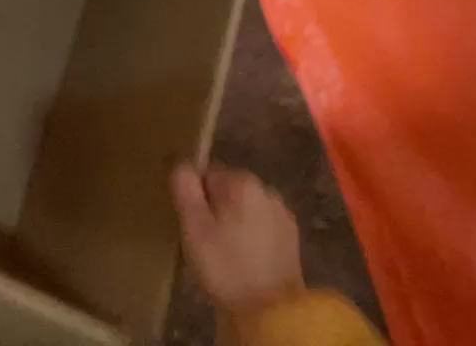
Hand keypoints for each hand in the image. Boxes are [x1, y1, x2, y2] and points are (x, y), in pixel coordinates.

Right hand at [170, 163, 304, 313]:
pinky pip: (261, 223)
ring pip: (244, 207)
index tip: (196, 226)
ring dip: (234, 221)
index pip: (205, 175)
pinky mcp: (292, 236)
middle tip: (209, 241)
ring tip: (228, 253)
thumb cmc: (226, 266)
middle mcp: (265, 189)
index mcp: (240, 181)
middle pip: (226, 189)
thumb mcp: (193, 226)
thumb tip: (182, 164)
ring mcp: (282, 212)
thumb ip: (184, 186)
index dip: (196, 200)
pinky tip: (247, 258)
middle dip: (215, 209)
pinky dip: (252, 234)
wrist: (273, 312)